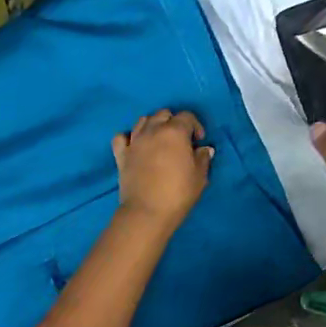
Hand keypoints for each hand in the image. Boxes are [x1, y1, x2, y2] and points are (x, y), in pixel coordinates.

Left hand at [112, 109, 212, 230]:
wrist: (147, 212)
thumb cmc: (178, 193)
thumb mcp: (200, 177)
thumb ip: (203, 158)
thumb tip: (204, 149)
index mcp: (174, 132)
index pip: (187, 116)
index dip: (195, 126)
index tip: (199, 141)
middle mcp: (152, 130)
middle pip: (163, 114)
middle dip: (173, 122)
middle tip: (179, 140)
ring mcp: (134, 141)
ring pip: (143, 120)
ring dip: (153, 126)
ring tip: (159, 141)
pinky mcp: (121, 154)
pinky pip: (121, 137)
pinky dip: (128, 137)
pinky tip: (135, 146)